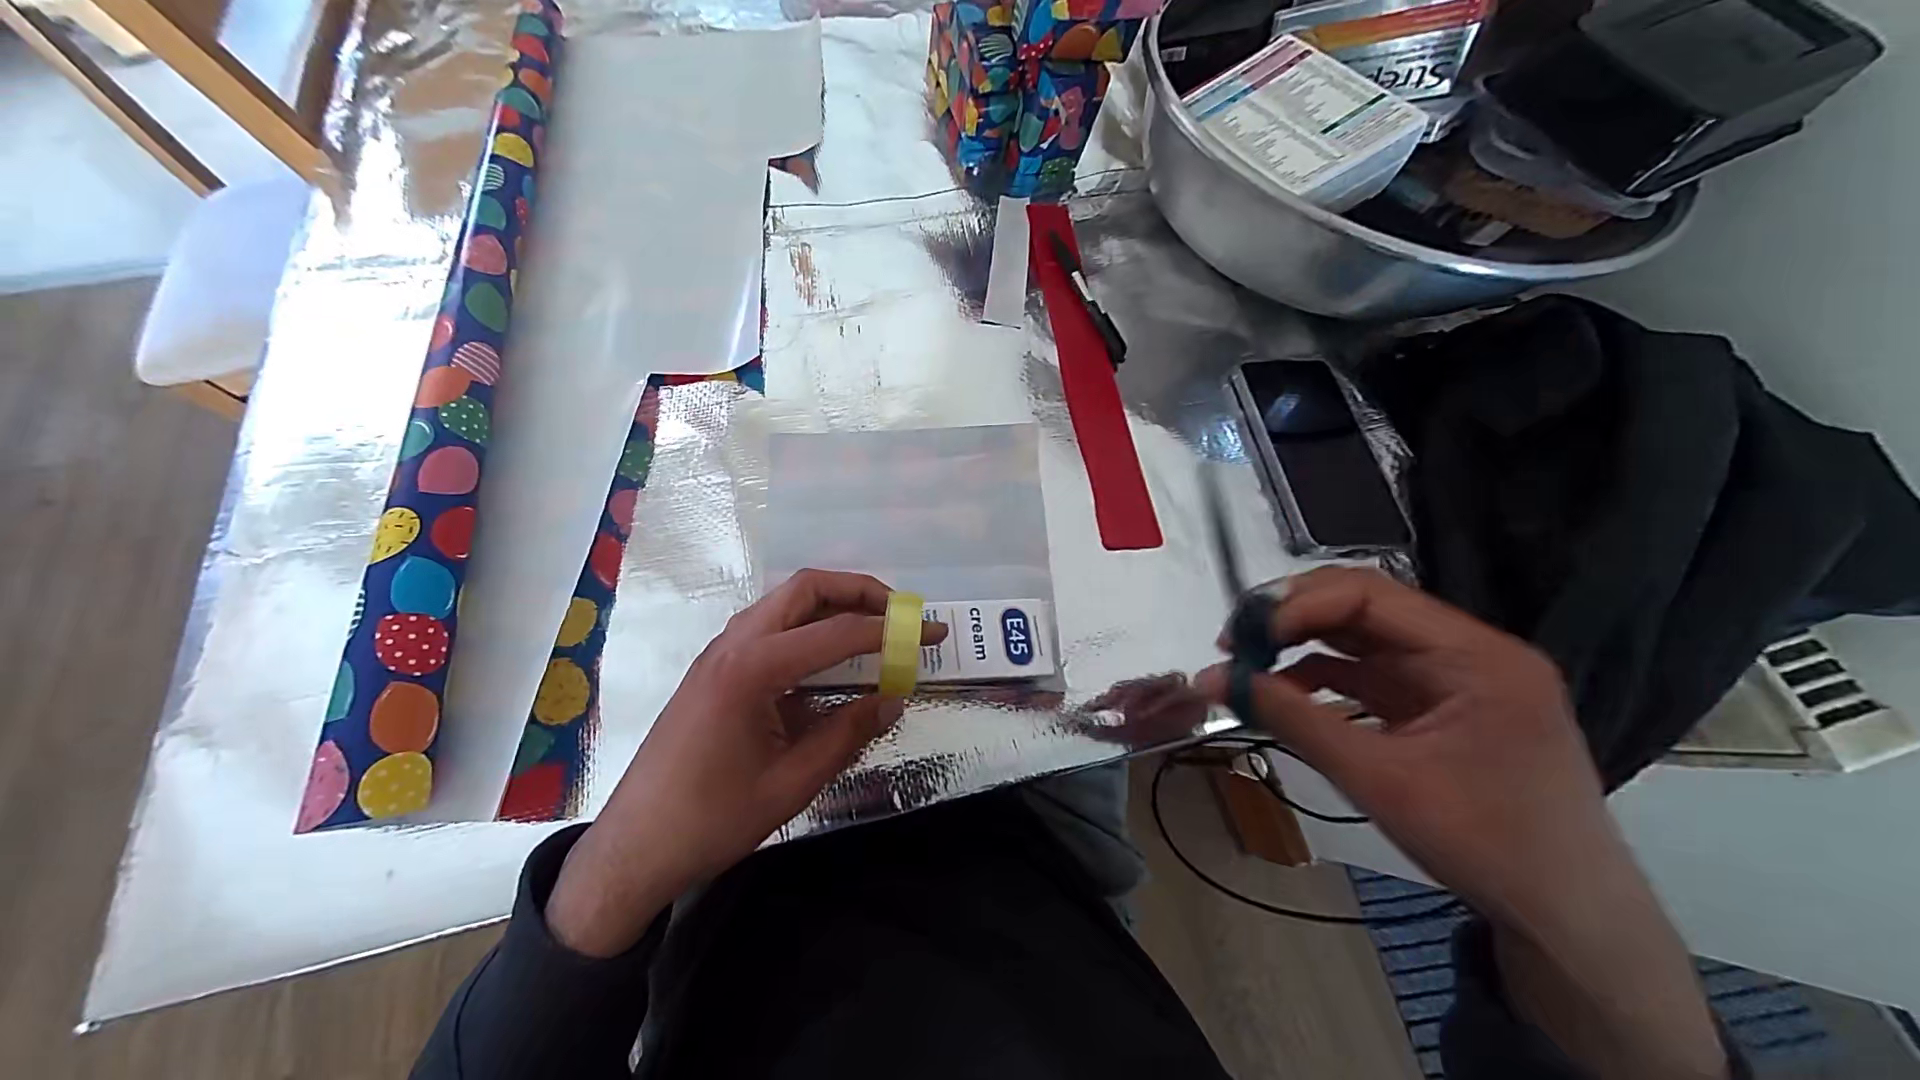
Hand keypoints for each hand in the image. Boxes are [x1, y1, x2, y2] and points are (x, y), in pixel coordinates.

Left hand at [545, 569, 946, 956]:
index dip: (891, 631)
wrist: (634, 846)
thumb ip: (847, 734)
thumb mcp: (792, 783)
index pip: (837, 632)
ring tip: (873, 627)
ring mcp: (720, 652)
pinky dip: (808, 627)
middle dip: (859, 591)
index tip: (930, 633)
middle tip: (900, 612)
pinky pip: (770, 628)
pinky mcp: (716, 668)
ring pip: (785, 602)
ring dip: (833, 604)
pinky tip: (829, 659)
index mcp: (752, 669)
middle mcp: (734, 645)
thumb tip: (893, 699)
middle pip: (805, 588)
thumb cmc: (711, 820)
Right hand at [1194, 567, 1726, 1078]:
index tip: (1244, 637)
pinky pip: (1369, 671)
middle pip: (1365, 604)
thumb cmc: (1484, 844)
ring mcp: (1453, 677)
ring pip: (1362, 635)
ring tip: (1247, 659)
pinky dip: (1321, 675)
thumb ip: (1294, 720)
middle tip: (1236, 639)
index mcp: (1476, 655)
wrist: (1567, 920)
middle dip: (1294, 615)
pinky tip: (1283, 690)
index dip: (1299, 606)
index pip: (1372, 595)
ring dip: (1302, 641)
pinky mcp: (1438, 704)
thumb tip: (1215, 679)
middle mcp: (1468, 651)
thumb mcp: (1377, 779)